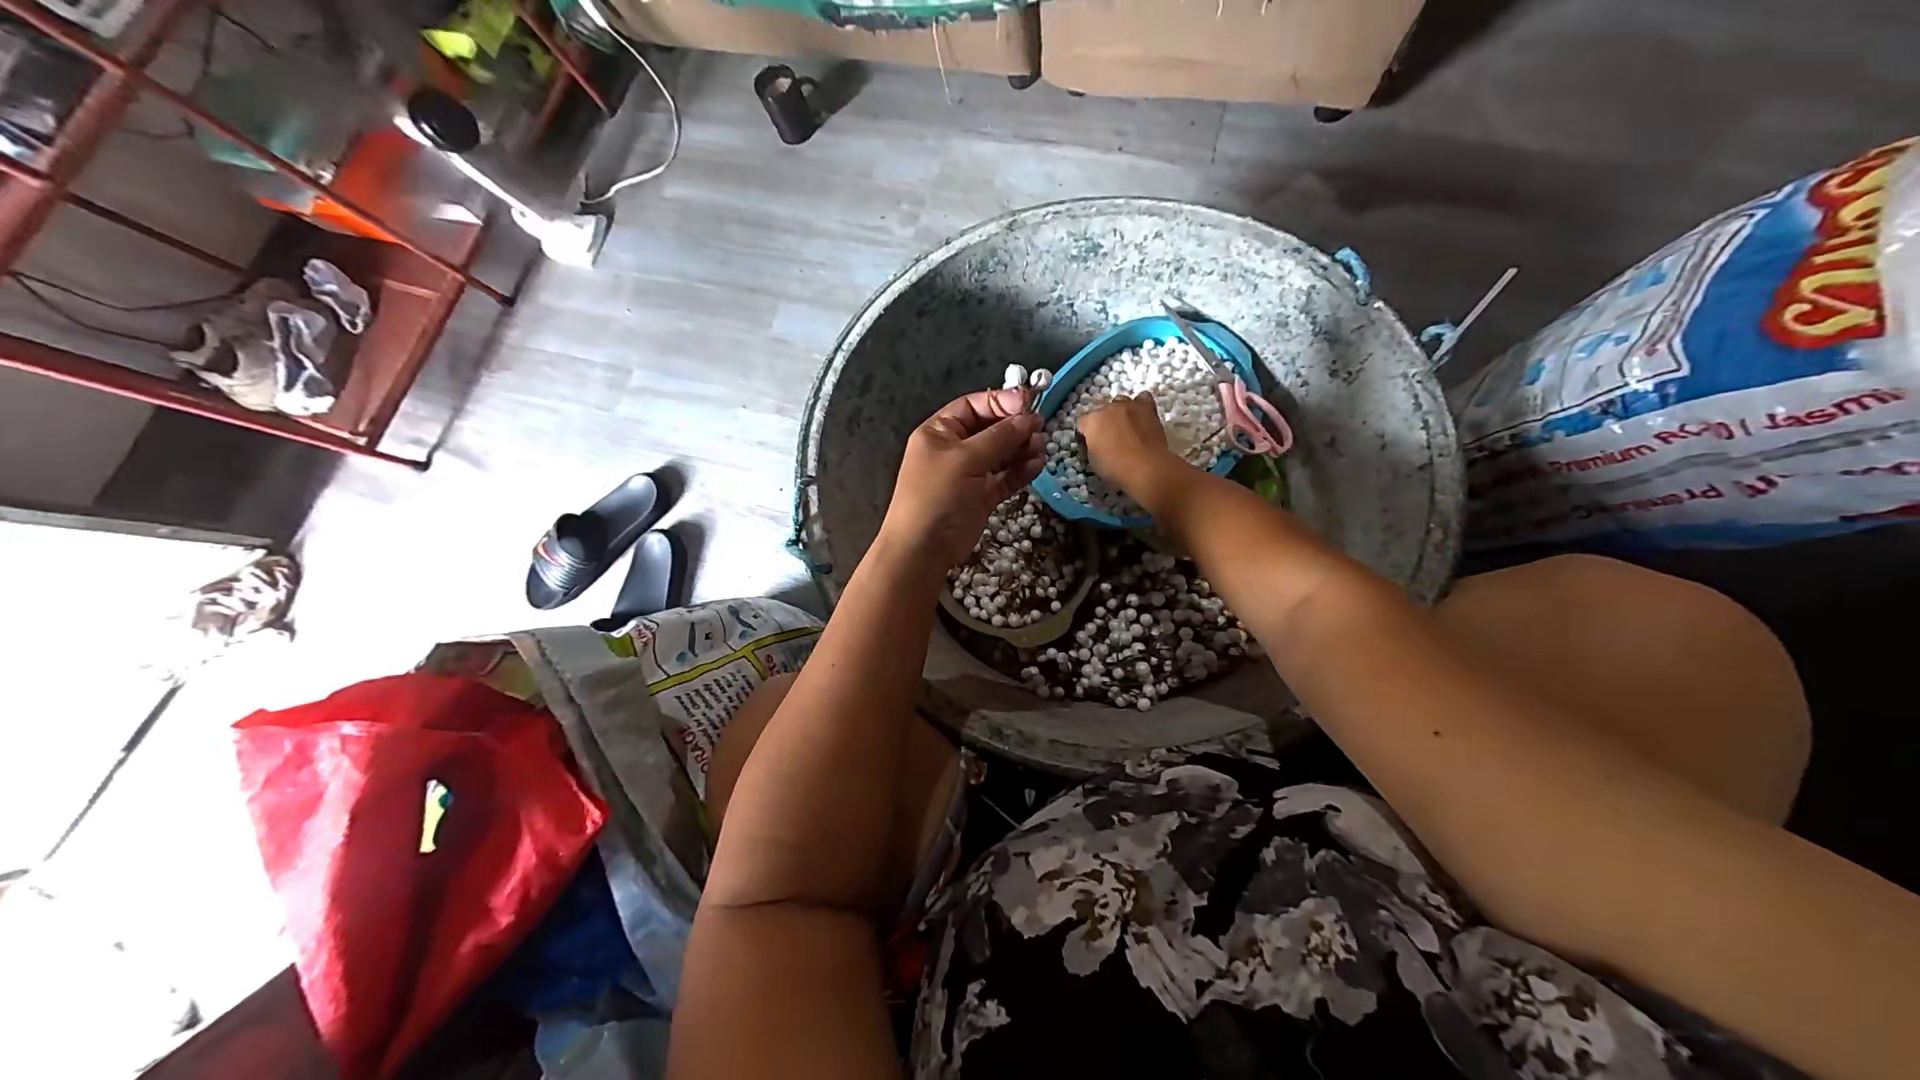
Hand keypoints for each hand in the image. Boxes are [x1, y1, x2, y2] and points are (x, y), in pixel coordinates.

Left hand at [879, 387, 1045, 567]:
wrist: (923, 549)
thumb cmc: (937, 495)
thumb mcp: (965, 459)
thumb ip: (999, 436)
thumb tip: (1028, 418)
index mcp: (939, 432)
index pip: (973, 406)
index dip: (1000, 401)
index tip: (1029, 403)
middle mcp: (954, 449)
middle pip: (990, 428)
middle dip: (1015, 426)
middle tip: (1040, 427)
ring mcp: (969, 474)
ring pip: (1001, 454)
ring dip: (1022, 448)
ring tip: (1041, 446)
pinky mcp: (981, 497)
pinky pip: (1005, 477)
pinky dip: (1021, 470)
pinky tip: (1037, 464)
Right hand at [1078, 393, 1188, 504]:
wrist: (1146, 468)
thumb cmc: (1115, 468)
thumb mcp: (1092, 460)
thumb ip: (1091, 444)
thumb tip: (1096, 441)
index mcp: (1091, 421)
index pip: (1082, 423)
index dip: (1085, 435)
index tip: (1091, 446)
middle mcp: (1108, 407)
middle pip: (1101, 410)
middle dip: (1102, 422)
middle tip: (1109, 439)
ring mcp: (1129, 405)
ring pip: (1120, 401)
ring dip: (1119, 412)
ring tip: (1125, 427)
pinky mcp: (1147, 408)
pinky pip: (1142, 398)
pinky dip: (1140, 405)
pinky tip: (1141, 415)